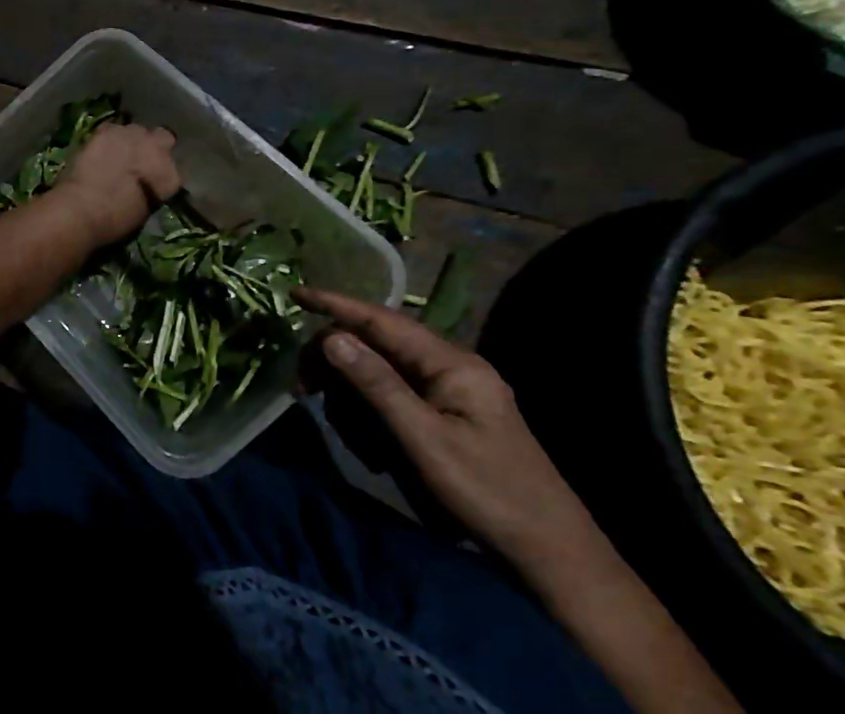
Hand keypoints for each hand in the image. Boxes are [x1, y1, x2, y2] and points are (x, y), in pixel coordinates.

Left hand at [49, 123, 180, 246]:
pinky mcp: (108, 130)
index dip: (159, 170)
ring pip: (136, 130)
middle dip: (151, 145)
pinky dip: (106, 137)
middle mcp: (158, 150)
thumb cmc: (116, 221)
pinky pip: (111, 129)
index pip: (172, 168)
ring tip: (113, 152)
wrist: (86, 208)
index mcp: (171, 176)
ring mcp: (134, 135)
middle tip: (136, 158)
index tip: (150, 176)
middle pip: (162, 137)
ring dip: (128, 139)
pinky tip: (97, 148)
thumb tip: (144, 186)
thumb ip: (151, 190)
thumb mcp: (145, 210)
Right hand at [294, 287, 601, 567]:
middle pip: (375, 344)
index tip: (294, 293)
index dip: (335, 304)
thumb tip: (331, 338)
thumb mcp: (424, 439)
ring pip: (378, 371)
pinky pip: (393, 395)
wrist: (550, 550)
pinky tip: (371, 446)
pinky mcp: (447, 411)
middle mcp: (451, 366)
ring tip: (350, 437)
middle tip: (301, 390)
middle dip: (334, 364)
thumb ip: (377, 384)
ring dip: (352, 397)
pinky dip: (370, 413)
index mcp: (452, 364)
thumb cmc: (487, 492)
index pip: (382, 320)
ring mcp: (451, 389)